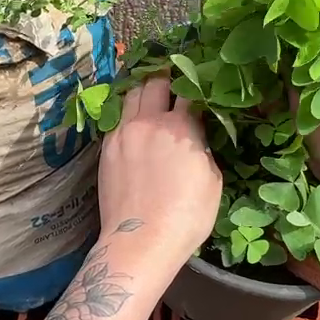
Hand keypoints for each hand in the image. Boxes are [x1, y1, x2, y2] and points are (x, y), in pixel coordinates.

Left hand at [98, 76, 220, 261]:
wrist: (140, 240)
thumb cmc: (186, 216)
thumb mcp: (213, 180)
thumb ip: (203, 149)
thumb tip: (196, 138)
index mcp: (181, 127)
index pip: (190, 92)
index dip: (197, 86)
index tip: (200, 87)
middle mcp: (149, 121)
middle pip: (155, 83)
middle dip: (166, 79)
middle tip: (173, 83)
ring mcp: (123, 133)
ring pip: (131, 95)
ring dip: (142, 91)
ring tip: (151, 96)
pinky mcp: (106, 148)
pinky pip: (116, 118)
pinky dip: (127, 113)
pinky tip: (133, 121)